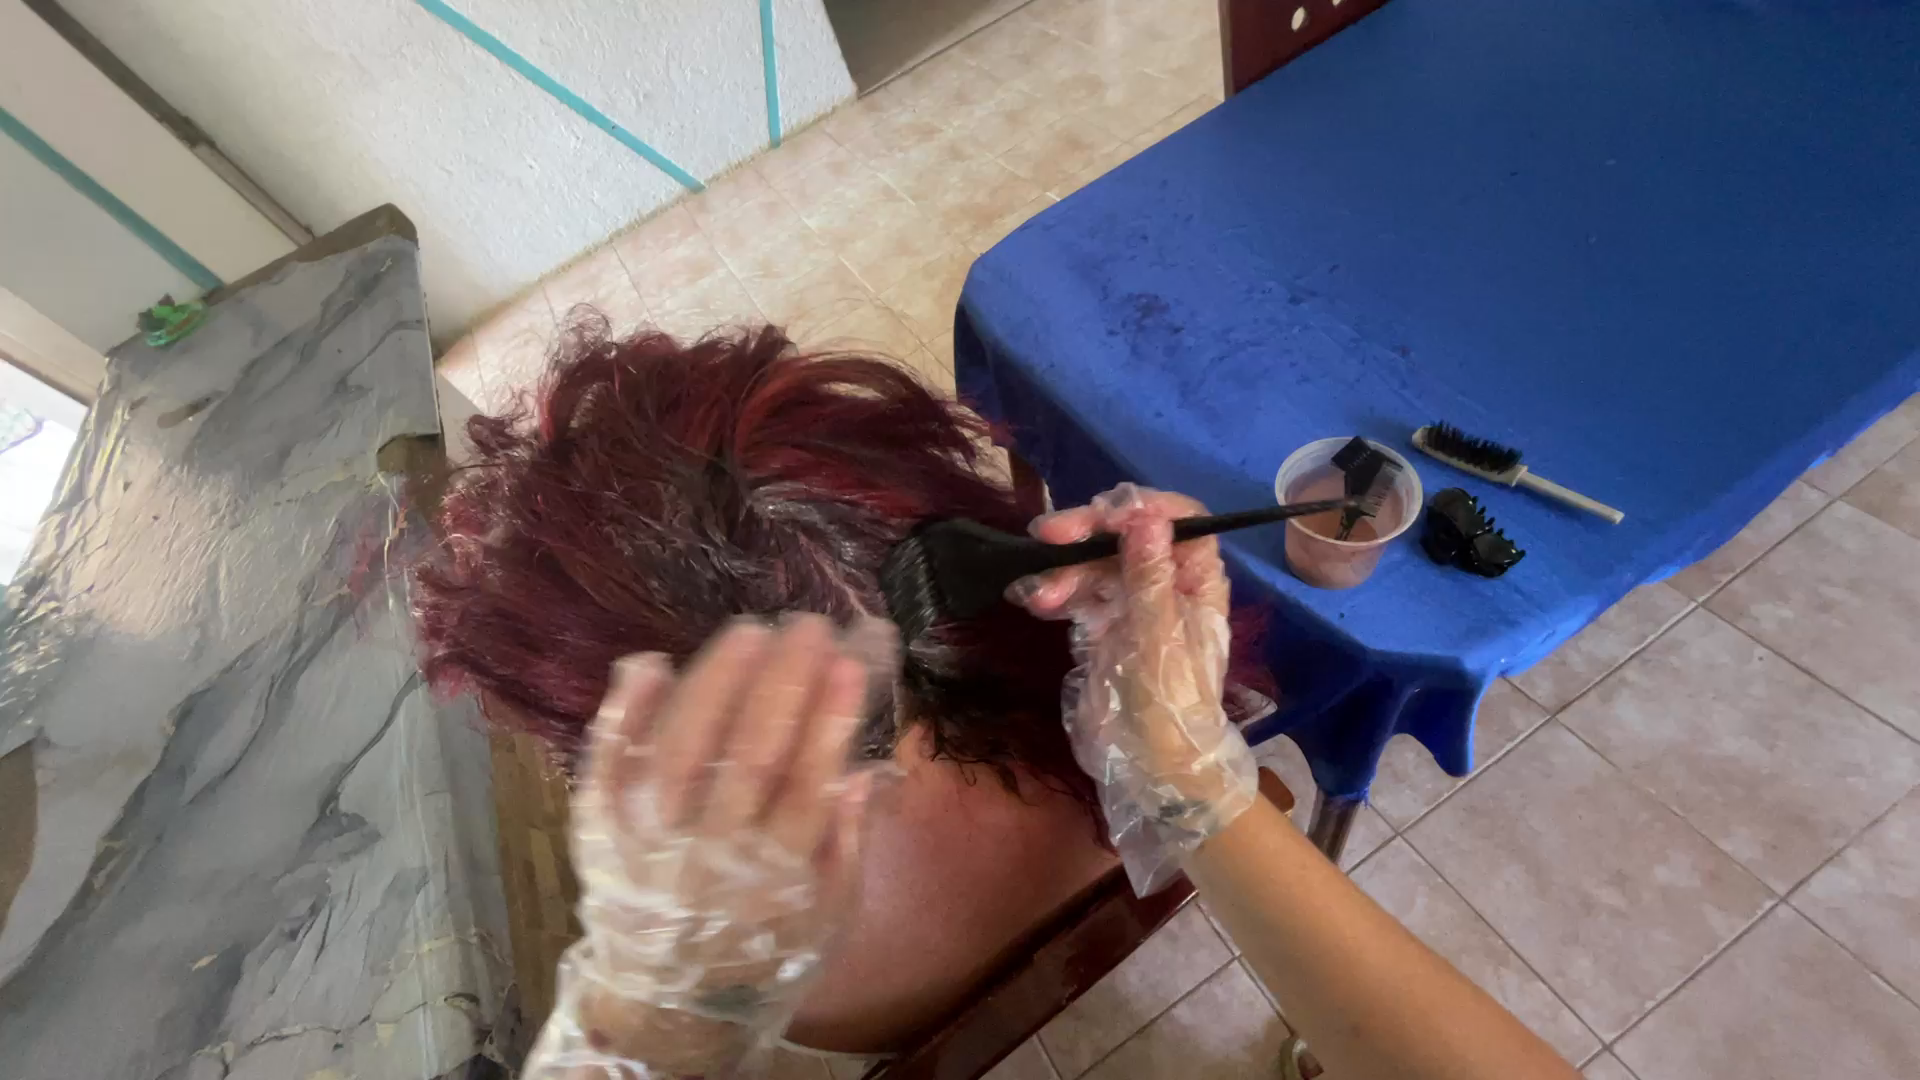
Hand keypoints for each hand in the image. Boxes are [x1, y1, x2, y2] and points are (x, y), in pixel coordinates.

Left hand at [527, 614, 896, 1077]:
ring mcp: (646, 837)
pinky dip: (624, 714)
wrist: (662, 1005)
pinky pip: (605, 766)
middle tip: (808, 626)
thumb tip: (865, 770)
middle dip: (783, 683)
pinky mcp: (598, 827)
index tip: (849, 662)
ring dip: (717, 683)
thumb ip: (846, 841)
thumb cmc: (763, 948)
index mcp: (775, 871)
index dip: (829, 720)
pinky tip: (649, 662)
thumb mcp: (827, 913)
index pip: (808, 783)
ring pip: (682, 750)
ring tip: (750, 631)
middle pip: (749, 756)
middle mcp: (709, 850)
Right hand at [1010, 484, 1257, 893]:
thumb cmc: (1169, 702)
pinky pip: (1074, 592)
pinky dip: (1053, 591)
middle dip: (1086, 531)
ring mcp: (1129, 601)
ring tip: (1037, 594)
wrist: (1150, 765)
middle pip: (1125, 534)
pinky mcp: (1100, 622)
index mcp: (1196, 580)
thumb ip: (1149, 576)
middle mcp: (1164, 582)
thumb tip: (1143, 515)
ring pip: (1093, 561)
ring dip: (1062, 570)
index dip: (1142, 508)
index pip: (1179, 520)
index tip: (1103, 514)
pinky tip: (1033, 601)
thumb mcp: (1158, 637)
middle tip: (1046, 533)